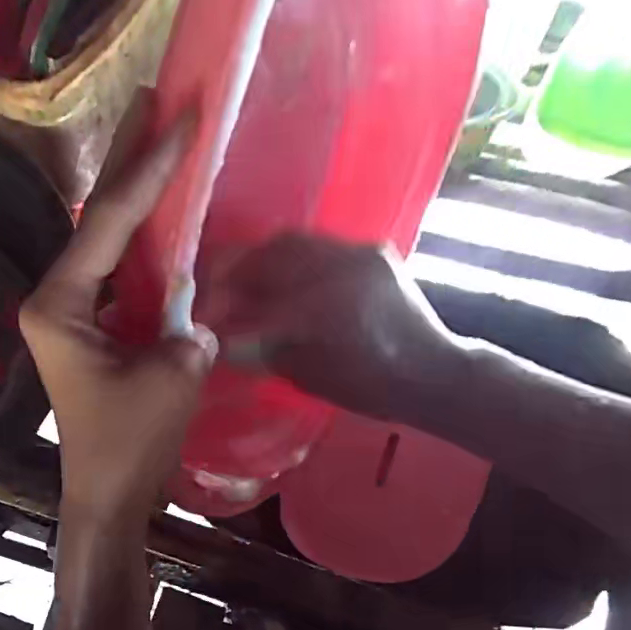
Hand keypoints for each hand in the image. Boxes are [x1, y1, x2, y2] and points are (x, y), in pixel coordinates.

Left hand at [19, 100, 216, 519]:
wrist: (107, 495)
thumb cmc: (130, 444)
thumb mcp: (173, 376)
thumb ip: (186, 324)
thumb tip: (191, 312)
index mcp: (57, 304)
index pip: (108, 223)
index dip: (149, 170)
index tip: (181, 118)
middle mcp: (53, 300)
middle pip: (95, 219)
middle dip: (126, 161)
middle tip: (152, 100)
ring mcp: (68, 316)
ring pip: (105, 244)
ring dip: (134, 197)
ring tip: (158, 140)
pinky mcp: (88, 333)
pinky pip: (117, 275)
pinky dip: (142, 245)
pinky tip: (162, 215)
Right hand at [203, 234, 470, 419]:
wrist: (433, 372)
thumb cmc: (369, 387)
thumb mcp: (308, 375)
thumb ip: (263, 350)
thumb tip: (221, 339)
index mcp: (325, 308)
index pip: (256, 306)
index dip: (221, 314)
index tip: (197, 324)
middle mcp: (340, 268)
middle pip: (269, 256)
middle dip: (231, 272)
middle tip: (208, 292)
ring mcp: (357, 253)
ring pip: (291, 243)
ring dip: (257, 259)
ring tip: (238, 281)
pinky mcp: (367, 250)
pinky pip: (315, 246)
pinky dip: (286, 259)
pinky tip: (274, 278)